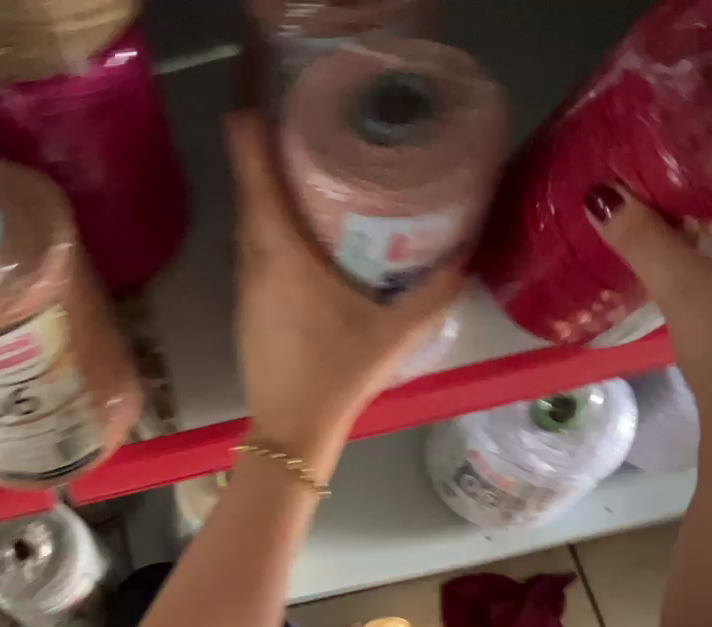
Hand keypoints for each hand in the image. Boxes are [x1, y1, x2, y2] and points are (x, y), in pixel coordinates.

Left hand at [226, 111, 465, 473]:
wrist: (291, 431)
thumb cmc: (339, 376)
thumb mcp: (397, 333)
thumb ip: (434, 291)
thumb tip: (466, 251)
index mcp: (284, 260)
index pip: (258, 187)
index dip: (248, 144)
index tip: (247, 109)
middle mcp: (255, 269)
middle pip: (249, 203)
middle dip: (258, 163)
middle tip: (283, 131)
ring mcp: (245, 295)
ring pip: (247, 234)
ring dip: (260, 201)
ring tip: (288, 174)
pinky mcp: (245, 316)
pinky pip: (251, 261)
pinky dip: (264, 237)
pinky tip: (291, 239)